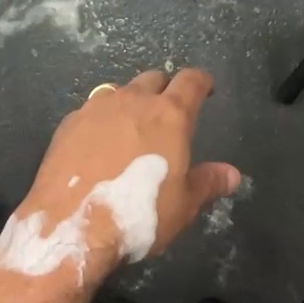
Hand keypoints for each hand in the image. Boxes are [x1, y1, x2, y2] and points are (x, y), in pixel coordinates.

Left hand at [0, 68, 240, 286]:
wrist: (72, 224)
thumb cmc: (139, 213)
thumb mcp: (184, 205)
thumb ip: (209, 183)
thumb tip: (233, 174)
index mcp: (169, 114)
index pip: (191, 81)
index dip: (202, 81)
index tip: (206, 88)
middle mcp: (134, 100)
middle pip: (154, 78)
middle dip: (165, 88)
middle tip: (168, 111)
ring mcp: (98, 107)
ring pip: (121, 90)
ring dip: (132, 102)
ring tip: (132, 126)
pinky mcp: (70, 121)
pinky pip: (92, 110)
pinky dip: (102, 119)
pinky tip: (98, 143)